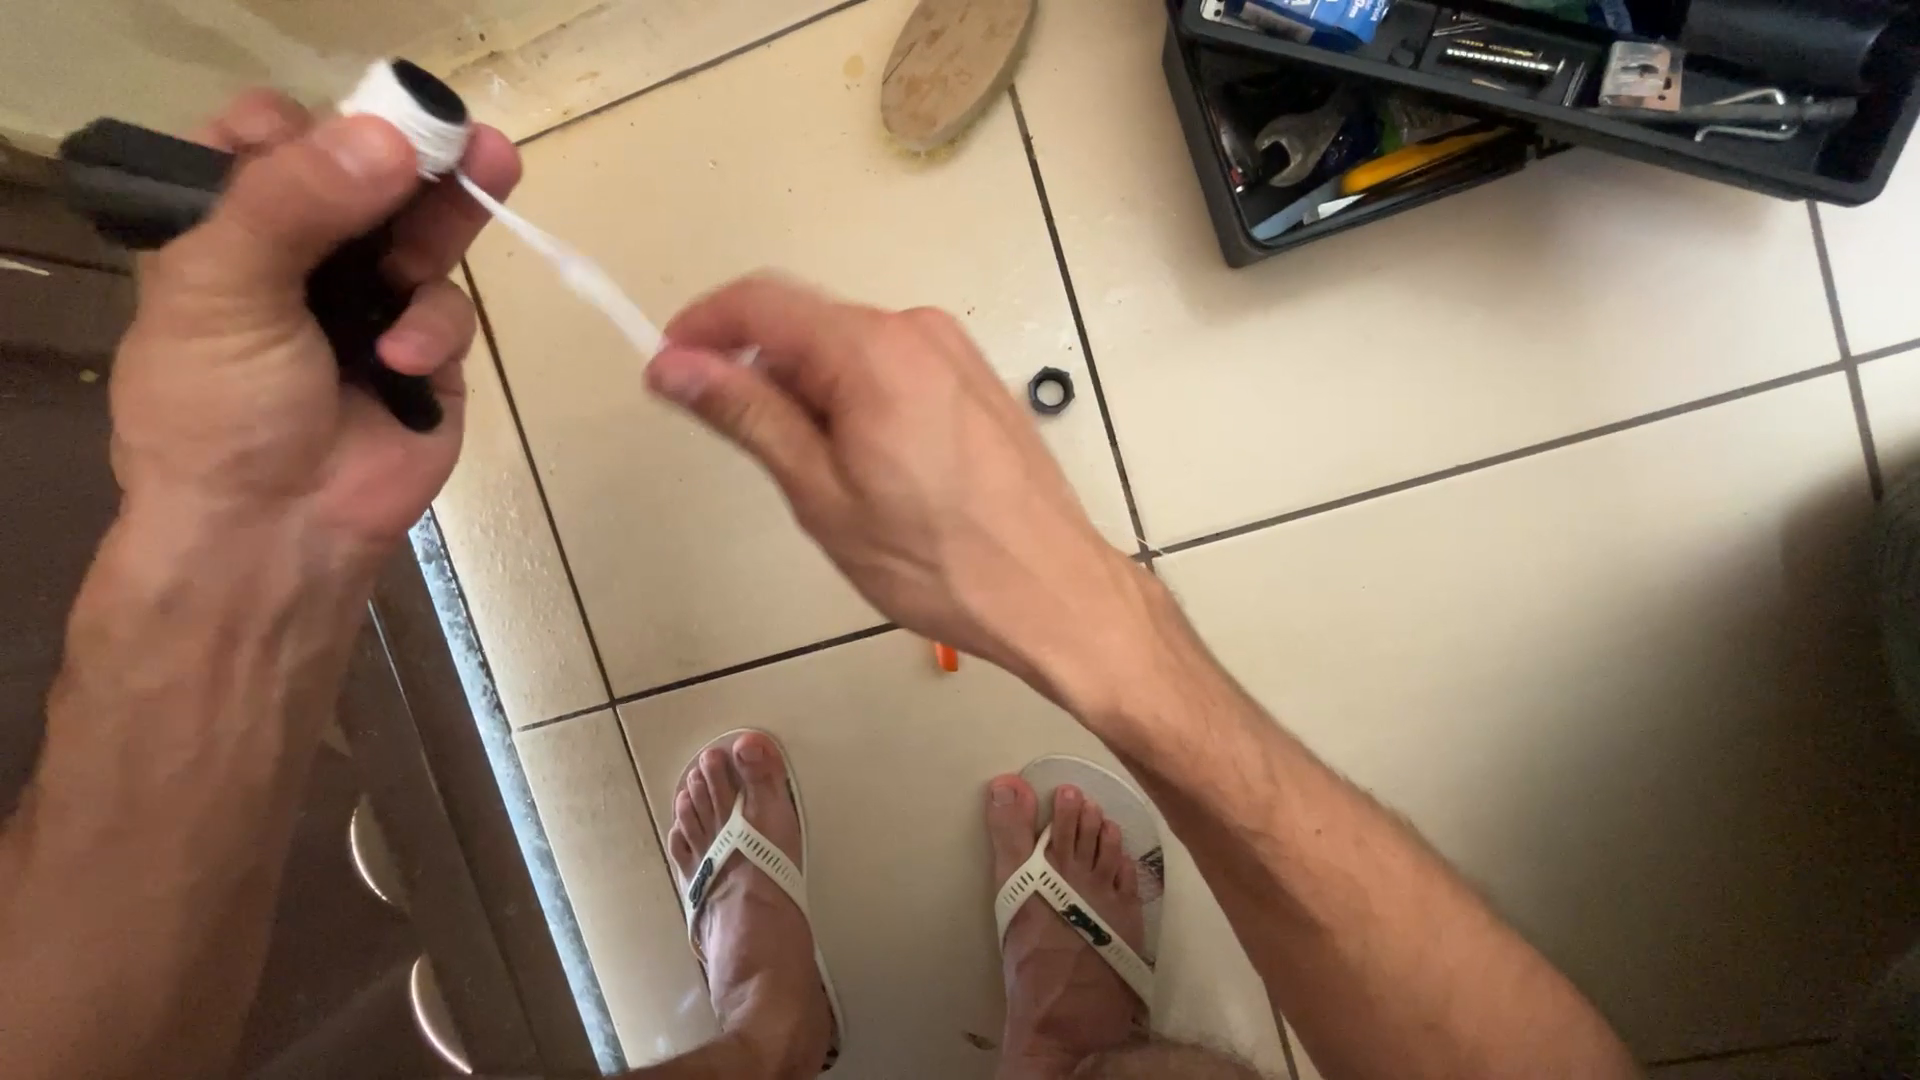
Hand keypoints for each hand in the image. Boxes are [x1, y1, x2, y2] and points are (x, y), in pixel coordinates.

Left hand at [109, 91, 521, 575]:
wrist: (283, 523)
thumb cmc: (222, 405)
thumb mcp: (225, 289)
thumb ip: (295, 204)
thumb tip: (389, 136)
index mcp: (230, 224)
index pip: (276, 142)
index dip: (317, 129)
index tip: (355, 130)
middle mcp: (309, 253)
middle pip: (373, 181)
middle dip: (418, 157)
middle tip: (473, 131)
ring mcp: (378, 302)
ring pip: (429, 236)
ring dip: (447, 222)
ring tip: (480, 188)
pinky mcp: (433, 351)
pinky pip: (451, 312)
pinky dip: (435, 330)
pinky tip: (407, 358)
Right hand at [646, 275, 1146, 699]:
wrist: (1052, 590)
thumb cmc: (933, 560)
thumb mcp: (823, 496)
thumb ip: (749, 417)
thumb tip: (674, 365)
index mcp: (874, 350)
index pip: (762, 301)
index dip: (703, 327)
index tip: (670, 371)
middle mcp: (918, 330)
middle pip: (810, 324)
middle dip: (764, 373)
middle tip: (757, 452)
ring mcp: (956, 352)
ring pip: (851, 350)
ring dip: (813, 393)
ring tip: (826, 476)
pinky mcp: (977, 379)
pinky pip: (894, 368)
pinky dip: (859, 399)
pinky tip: (873, 465)